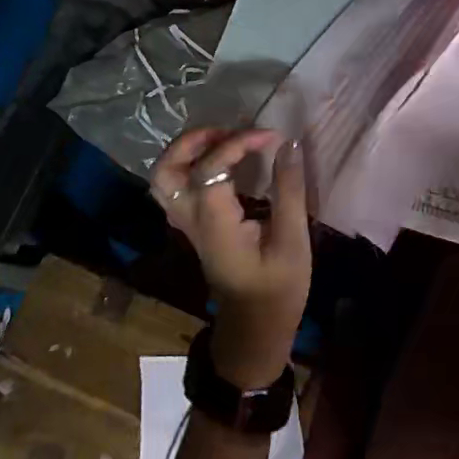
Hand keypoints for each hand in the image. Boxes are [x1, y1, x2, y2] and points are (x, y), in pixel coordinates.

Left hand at [151, 128, 309, 389]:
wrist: (256, 328)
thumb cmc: (279, 289)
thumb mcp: (293, 241)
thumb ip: (289, 191)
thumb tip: (288, 145)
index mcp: (214, 225)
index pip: (208, 170)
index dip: (237, 144)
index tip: (272, 136)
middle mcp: (191, 222)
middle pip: (166, 171)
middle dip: (193, 141)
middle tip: (231, 130)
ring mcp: (188, 226)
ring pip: (165, 179)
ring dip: (188, 152)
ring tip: (226, 140)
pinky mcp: (195, 228)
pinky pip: (178, 187)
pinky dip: (194, 165)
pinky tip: (227, 162)